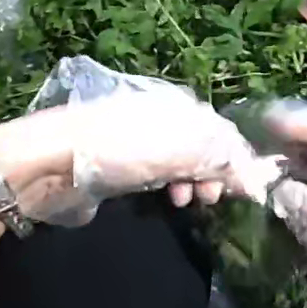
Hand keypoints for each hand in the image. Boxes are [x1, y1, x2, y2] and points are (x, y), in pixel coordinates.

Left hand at [0, 91, 279, 225]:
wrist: (54, 161)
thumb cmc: (122, 149)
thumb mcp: (179, 148)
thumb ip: (221, 159)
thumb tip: (252, 176)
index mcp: (178, 106)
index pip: (220, 129)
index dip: (236, 158)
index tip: (243, 189)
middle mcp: (163, 119)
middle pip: (202, 147)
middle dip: (214, 173)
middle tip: (212, 198)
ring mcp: (141, 142)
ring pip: (181, 164)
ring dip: (193, 183)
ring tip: (186, 201)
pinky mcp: (122, 165)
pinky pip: (159, 175)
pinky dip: (170, 187)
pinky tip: (168, 200)